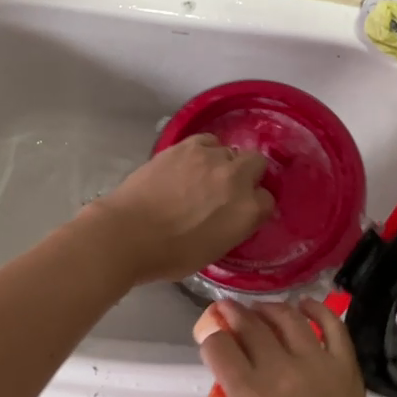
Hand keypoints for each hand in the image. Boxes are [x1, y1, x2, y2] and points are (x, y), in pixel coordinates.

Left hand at [84, 134, 273, 283]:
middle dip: (247, 175)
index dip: (254, 206)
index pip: (267, 200)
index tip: (240, 212)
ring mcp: (211, 158)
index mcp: (248, 211)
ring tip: (202, 176)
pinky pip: (206, 141)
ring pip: (229, 151)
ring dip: (222, 162)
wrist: (128, 233)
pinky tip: (188, 164)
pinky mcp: (186, 145)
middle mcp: (236, 178)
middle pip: (257, 164)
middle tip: (225, 189)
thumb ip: (233, 227)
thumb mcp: (214, 250)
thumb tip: (231, 215)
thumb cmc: (169, 255)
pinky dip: (202, 151)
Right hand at [194, 299, 396, 396]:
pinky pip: (332, 326)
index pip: (219, 347)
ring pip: (287, 317)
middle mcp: (281, 370)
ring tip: (260, 310)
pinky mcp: (345, 366)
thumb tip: (237, 383)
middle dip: (232, 313)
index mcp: (251, 394)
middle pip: (250, 325)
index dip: (210, 338)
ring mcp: (316, 364)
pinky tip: (304, 304)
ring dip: (268, 308)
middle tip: (226, 310)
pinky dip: (317, 309)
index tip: (210, 338)